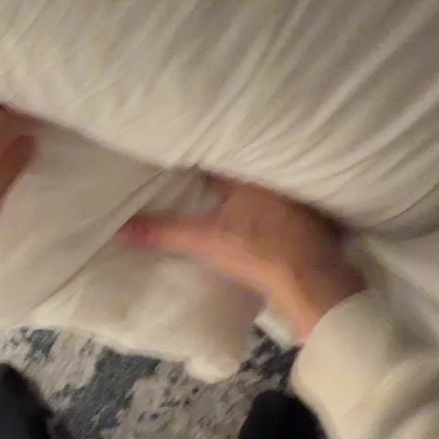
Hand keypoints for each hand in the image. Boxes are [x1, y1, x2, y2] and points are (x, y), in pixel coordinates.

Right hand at [120, 176, 366, 340]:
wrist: (311, 280)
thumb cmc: (255, 250)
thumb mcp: (202, 240)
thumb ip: (163, 232)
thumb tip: (122, 229)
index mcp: (251, 176)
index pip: (222, 158)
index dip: (202, 159)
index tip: (185, 159)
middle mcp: (278, 181)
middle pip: (248, 172)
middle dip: (230, 174)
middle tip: (207, 176)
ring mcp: (300, 203)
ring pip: (270, 190)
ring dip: (255, 193)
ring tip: (233, 195)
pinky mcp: (315, 225)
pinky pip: (288, 210)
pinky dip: (275, 212)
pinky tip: (264, 221)